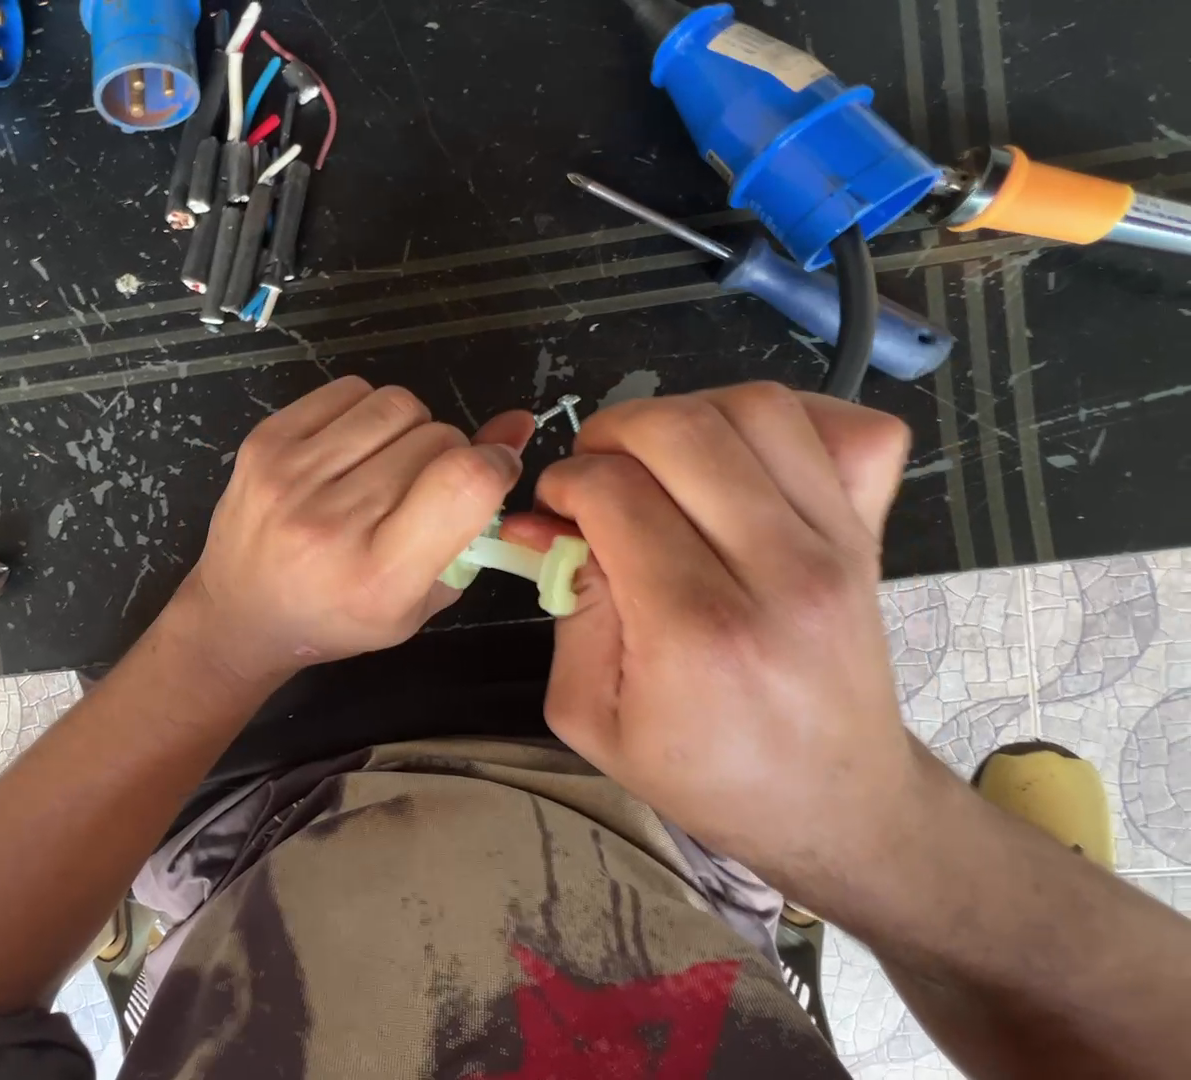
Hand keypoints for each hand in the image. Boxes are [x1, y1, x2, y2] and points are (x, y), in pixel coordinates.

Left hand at [174, 377, 532, 685]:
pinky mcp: (264, 443)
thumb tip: (515, 424)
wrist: (240, 613)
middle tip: (419, 489)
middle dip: (447, 455)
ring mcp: (291, 477)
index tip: (487, 473)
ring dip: (407, 429)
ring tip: (385, 467)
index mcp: (380, 575)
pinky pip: (348, 390)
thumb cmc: (339, 618)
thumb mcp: (418, 599)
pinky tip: (350, 450)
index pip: (464, 481)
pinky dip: (364, 412)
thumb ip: (476, 522)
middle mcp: (332, 522)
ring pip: (396, 405)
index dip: (493, 464)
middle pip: (436, 437)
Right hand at [502, 383, 915, 896]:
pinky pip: (852, 429)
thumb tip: (546, 523)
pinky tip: (739, 457)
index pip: (615, 493)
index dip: (563, 484)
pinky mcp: (873, 534)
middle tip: (592, 471)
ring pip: (759, 408)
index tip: (553, 512)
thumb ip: (567, 608)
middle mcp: (778, 572)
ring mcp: (839, 544)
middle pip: (684, 431)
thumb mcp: (587, 713)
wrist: (832, 805)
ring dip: (684, 415)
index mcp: (694, 630)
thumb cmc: (698, 771)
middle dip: (610, 431)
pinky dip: (788, 418)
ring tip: (654, 461)